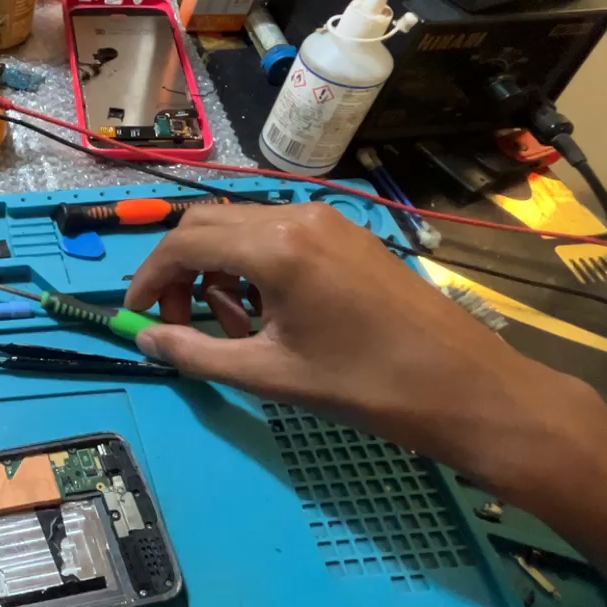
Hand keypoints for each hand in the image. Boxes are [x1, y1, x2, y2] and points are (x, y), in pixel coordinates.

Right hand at [125, 204, 606, 497]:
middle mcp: (295, 216)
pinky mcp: (343, 232)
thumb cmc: (365, 386)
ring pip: (237, 228)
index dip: (149, 279)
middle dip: (177, 272)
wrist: (469, 389)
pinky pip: (273, 234)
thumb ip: (193, 353)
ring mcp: (324, 219)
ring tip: (233, 325)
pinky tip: (269, 310)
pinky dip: (249, 265)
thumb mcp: (267, 375)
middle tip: (182, 324)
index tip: (137, 315)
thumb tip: (144, 339)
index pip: (183, 245)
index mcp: (275, 248)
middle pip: (204, 226)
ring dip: (214, 270)